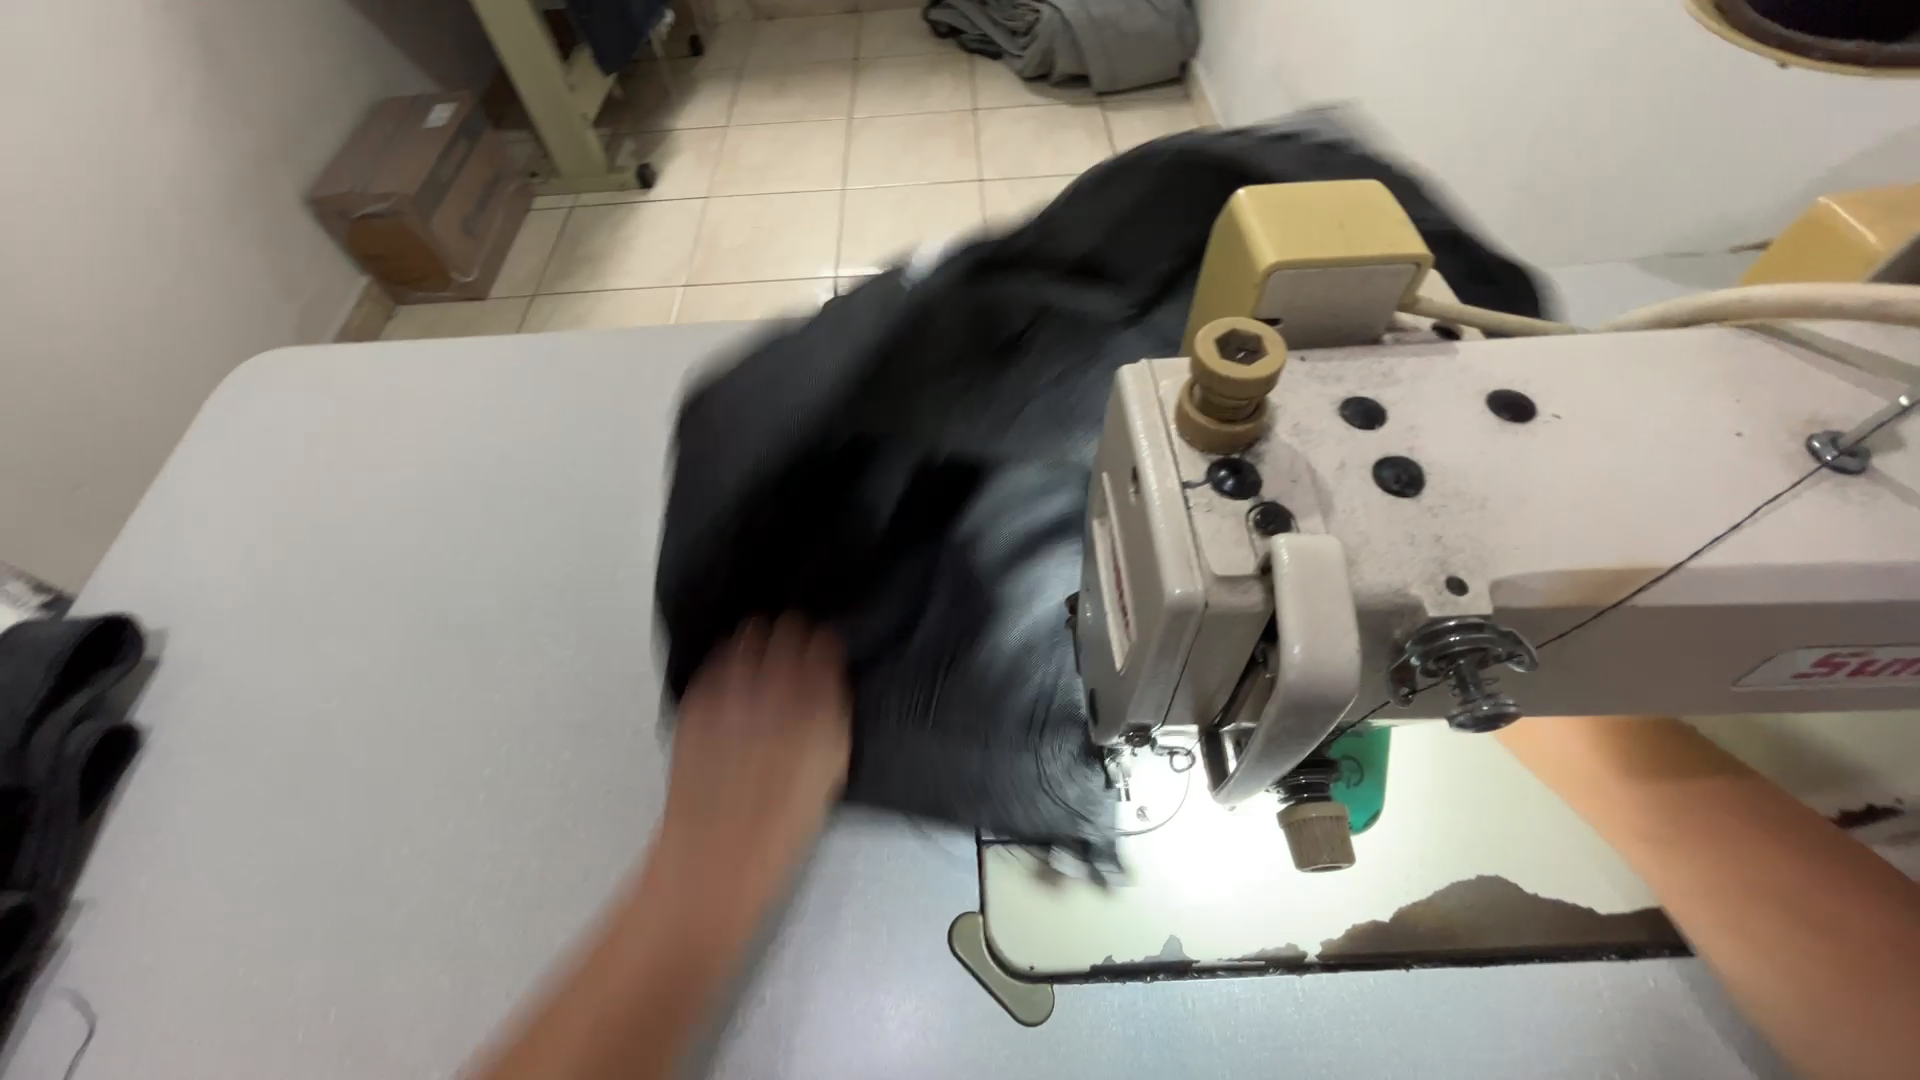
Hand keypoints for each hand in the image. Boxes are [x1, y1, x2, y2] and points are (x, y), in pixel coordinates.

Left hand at [662, 616, 851, 868]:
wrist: (719, 852)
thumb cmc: (786, 819)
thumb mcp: (832, 765)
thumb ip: (833, 713)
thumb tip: (830, 682)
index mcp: (816, 701)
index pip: (824, 643)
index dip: (825, 641)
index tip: (824, 645)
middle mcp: (773, 685)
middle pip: (785, 630)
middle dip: (793, 633)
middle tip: (795, 642)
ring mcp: (730, 689)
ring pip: (746, 637)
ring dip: (758, 639)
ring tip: (762, 651)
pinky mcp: (696, 701)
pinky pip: (715, 662)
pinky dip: (727, 660)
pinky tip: (733, 676)